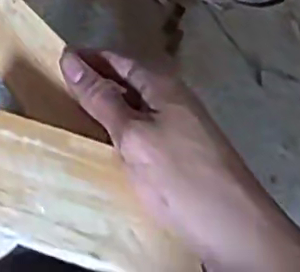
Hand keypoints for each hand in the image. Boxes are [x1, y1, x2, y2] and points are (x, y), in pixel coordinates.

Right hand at [59, 49, 299, 271]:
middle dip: (94, 84)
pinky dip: (124, 135)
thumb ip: (100, 98)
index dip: (85, 59)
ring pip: (135, 109)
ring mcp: (184, 129)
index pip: (114, 58)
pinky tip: (111, 151)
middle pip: (125, 81)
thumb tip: (69, 59)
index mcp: (162, 85)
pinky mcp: (188, 158)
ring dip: (108, 112)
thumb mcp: (133, 137)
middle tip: (58, 93)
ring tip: (77, 122)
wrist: (246, 242)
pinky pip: (146, 133)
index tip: (53, 64)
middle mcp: (175, 99)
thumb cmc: (184, 181)